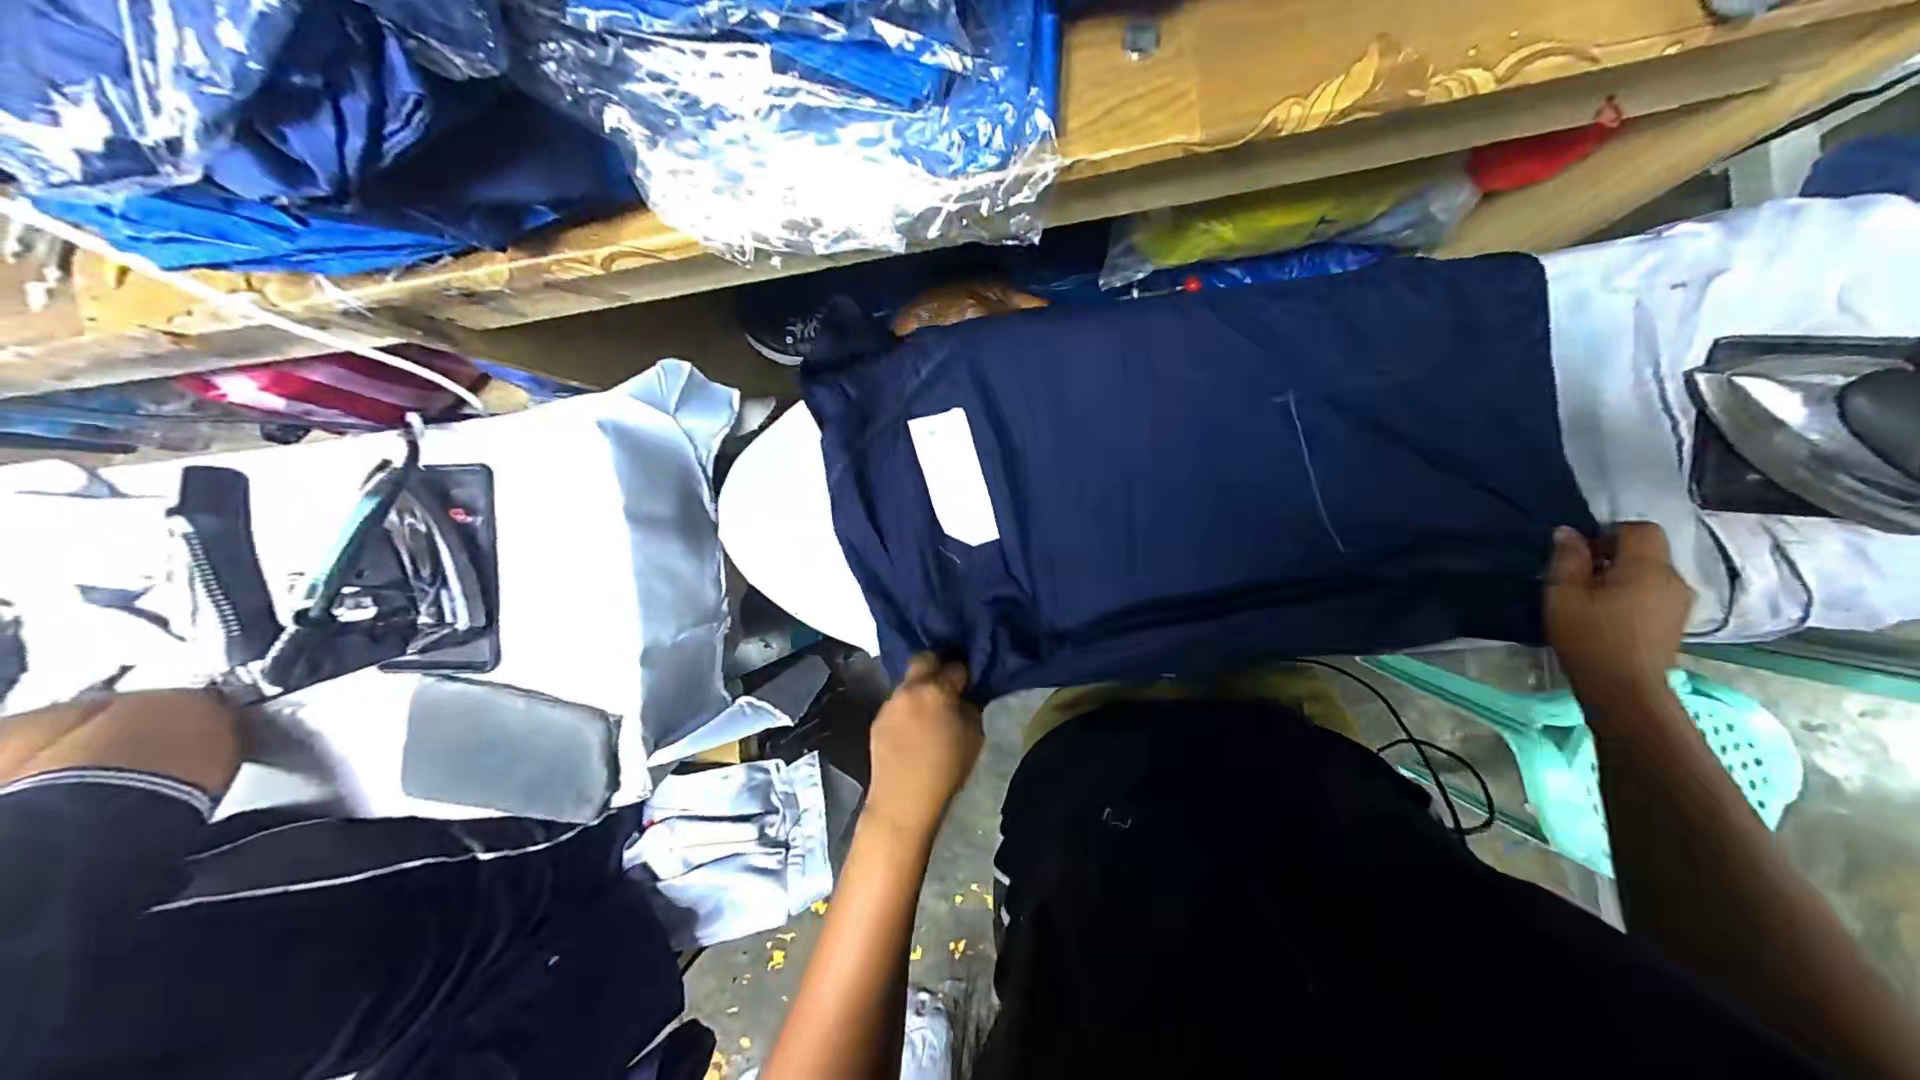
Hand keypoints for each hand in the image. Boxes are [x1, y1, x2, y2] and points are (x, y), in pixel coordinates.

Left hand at [864, 654, 982, 838]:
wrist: (903, 802)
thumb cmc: (947, 771)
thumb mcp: (974, 738)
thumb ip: (970, 709)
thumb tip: (964, 698)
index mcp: (936, 690)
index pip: (956, 666)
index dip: (965, 674)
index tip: (968, 684)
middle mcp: (909, 689)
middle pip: (923, 660)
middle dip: (937, 667)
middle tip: (947, 686)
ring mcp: (889, 703)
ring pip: (907, 683)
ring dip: (920, 690)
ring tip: (929, 713)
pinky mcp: (877, 720)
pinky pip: (896, 704)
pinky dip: (907, 709)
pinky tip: (912, 730)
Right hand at [1545, 522, 1694, 703]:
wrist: (1624, 687)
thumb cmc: (1589, 636)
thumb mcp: (1564, 594)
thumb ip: (1568, 559)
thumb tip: (1568, 532)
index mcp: (1648, 568)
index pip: (1639, 529)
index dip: (1608, 532)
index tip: (1580, 553)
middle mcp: (1673, 579)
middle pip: (1647, 551)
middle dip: (1613, 555)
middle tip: (1578, 577)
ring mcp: (1680, 601)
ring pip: (1650, 572)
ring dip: (1621, 575)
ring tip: (1590, 598)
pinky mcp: (1676, 620)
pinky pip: (1654, 591)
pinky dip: (1632, 593)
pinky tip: (1608, 613)